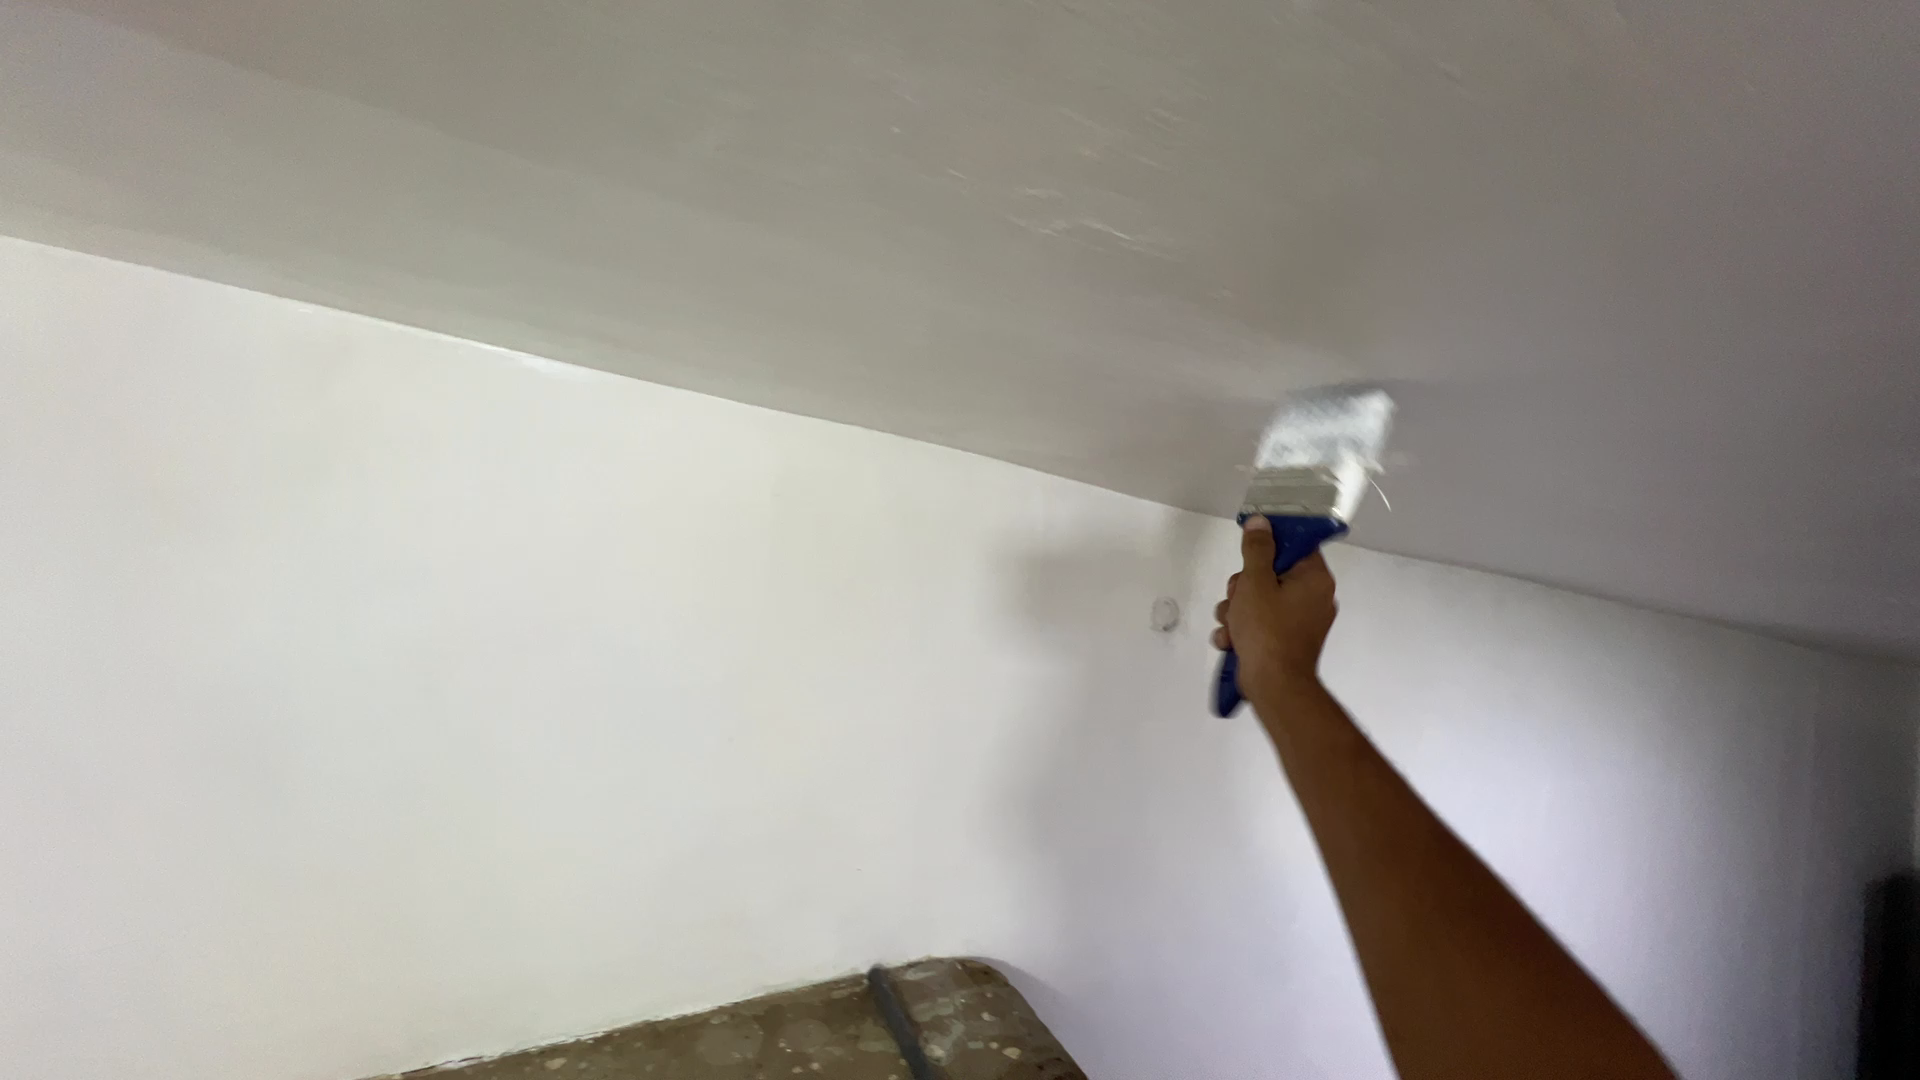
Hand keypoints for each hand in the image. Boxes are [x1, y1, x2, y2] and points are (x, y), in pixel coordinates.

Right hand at [1211, 516, 1337, 701]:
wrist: (1274, 686)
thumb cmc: (1267, 629)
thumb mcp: (1255, 582)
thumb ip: (1256, 550)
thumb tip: (1261, 522)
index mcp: (1315, 579)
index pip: (1295, 546)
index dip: (1268, 545)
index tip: (1247, 553)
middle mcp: (1313, 598)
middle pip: (1271, 574)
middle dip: (1243, 586)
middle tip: (1236, 597)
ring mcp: (1300, 622)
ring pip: (1259, 601)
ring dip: (1236, 611)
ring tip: (1230, 625)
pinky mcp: (1286, 641)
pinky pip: (1260, 624)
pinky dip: (1242, 630)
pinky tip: (1230, 640)